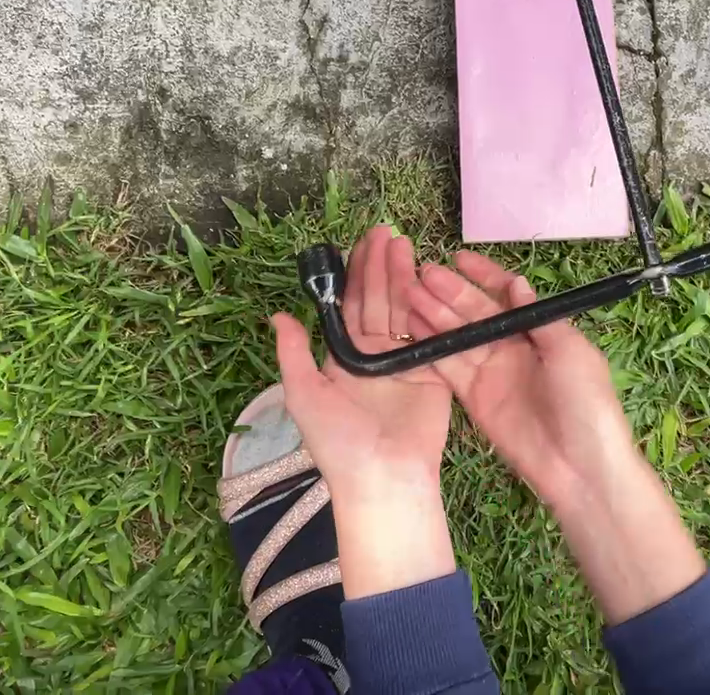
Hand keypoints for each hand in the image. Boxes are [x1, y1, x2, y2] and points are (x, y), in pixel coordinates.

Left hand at [272, 225, 454, 597]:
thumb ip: (292, 354)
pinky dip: (428, 306)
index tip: (360, 244)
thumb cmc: (338, 442)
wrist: (383, 479)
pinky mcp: (432, 371)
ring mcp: (406, 360)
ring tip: (405, 244)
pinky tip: (429, 279)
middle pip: (379, 299)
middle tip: (387, 231)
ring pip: (404, 309)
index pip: (351, 304)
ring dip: (404, 276)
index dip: (355, 273)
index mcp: (344, 357)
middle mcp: (375, 353)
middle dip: (381, 264)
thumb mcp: (304, 396)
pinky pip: (429, 333)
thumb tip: (277, 315)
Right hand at [406, 253, 705, 621]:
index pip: (506, 295)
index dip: (484, 276)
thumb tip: (516, 282)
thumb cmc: (587, 402)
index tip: (458, 259)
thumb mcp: (571, 351)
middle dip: (449, 292)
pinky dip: (430, 347)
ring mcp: (491, 372)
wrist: (581, 467)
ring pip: (457, 336)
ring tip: (407, 291)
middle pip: (475, 313)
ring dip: (433, 313)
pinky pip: (449, 367)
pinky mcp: (474, 399)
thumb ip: (538, 317)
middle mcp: (512, 347)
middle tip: (420, 272)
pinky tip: (410, 327)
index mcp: (539, 331)